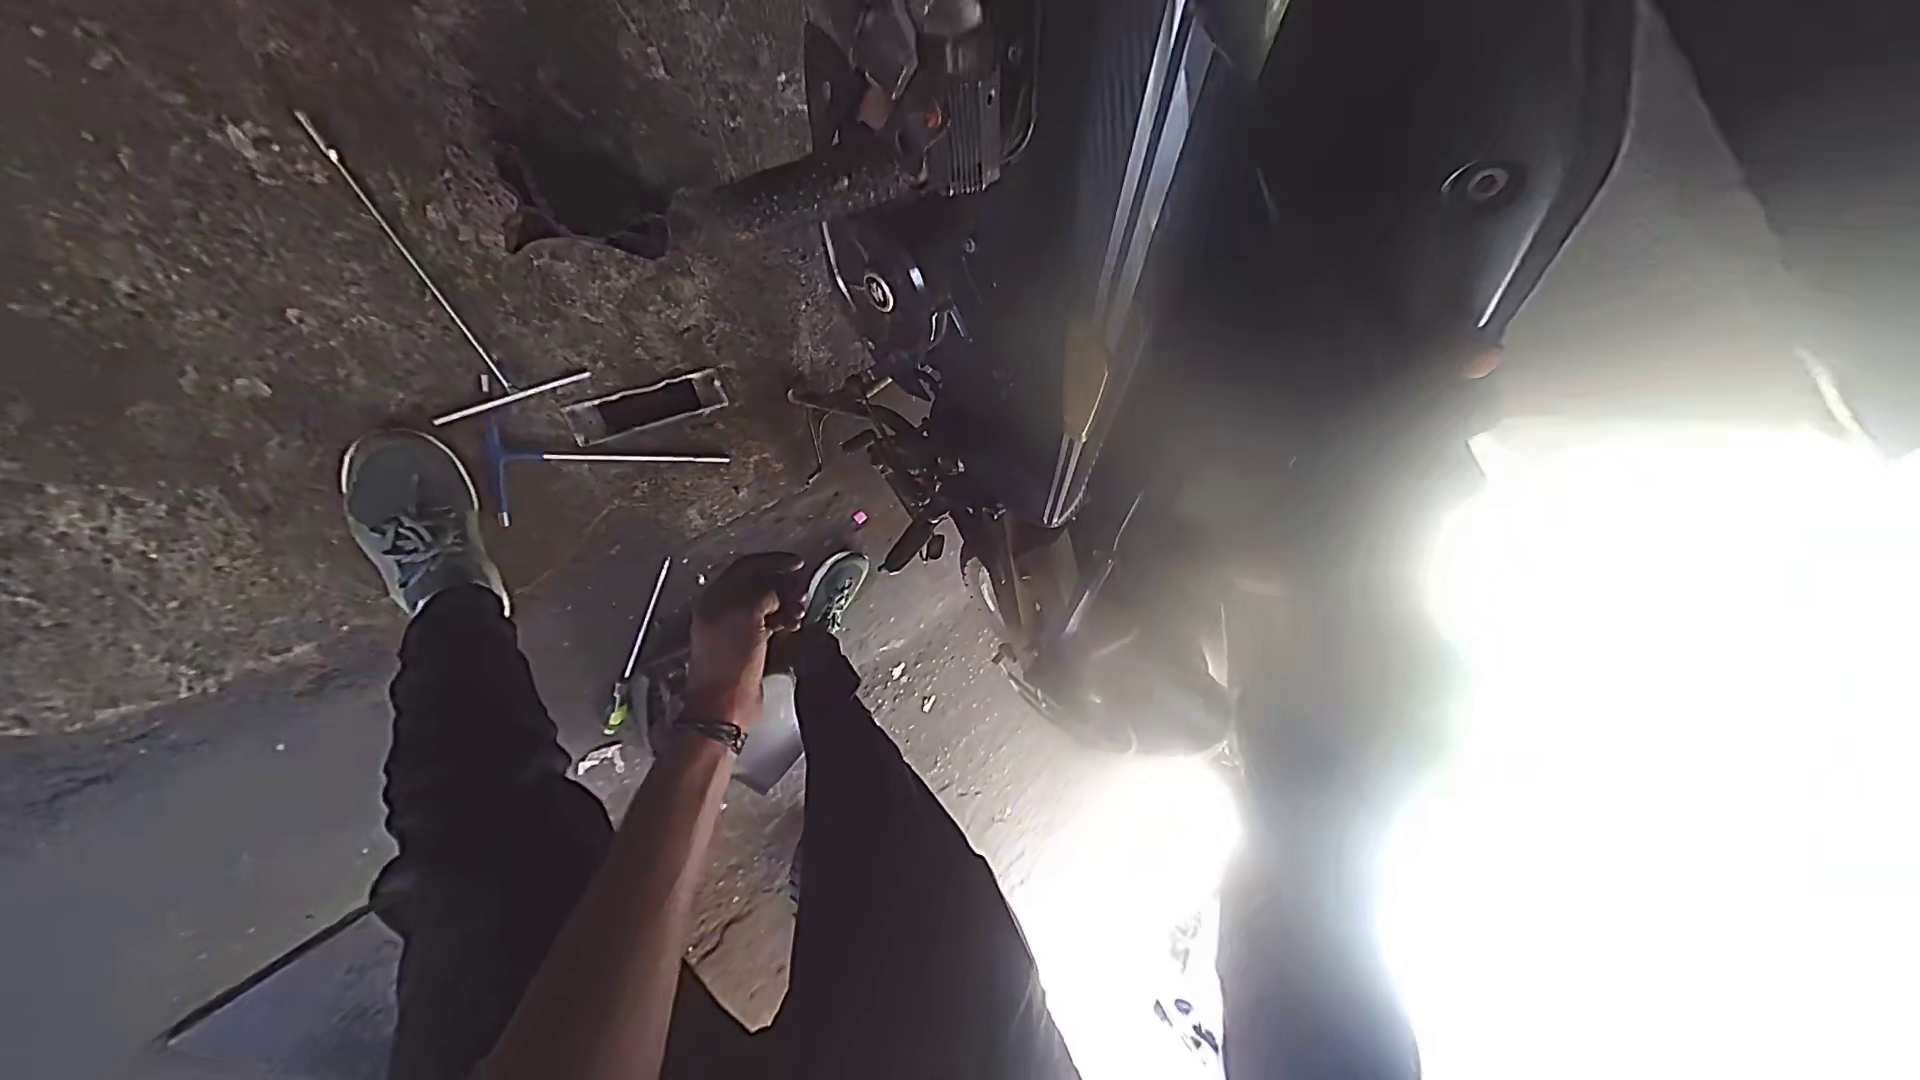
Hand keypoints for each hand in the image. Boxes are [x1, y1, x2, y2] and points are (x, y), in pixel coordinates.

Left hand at [684, 552, 804, 728]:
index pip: (746, 567)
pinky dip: (784, 622)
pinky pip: (769, 625)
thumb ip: (763, 593)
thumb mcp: (747, 615)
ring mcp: (735, 631)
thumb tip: (780, 588)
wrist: (724, 706)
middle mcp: (723, 612)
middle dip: (783, 584)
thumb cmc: (729, 662)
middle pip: (757, 586)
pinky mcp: (748, 648)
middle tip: (801, 588)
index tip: (796, 564)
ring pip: (766, 606)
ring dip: (786, 604)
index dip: (773, 562)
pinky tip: (793, 626)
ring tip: (800, 610)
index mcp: (716, 599)